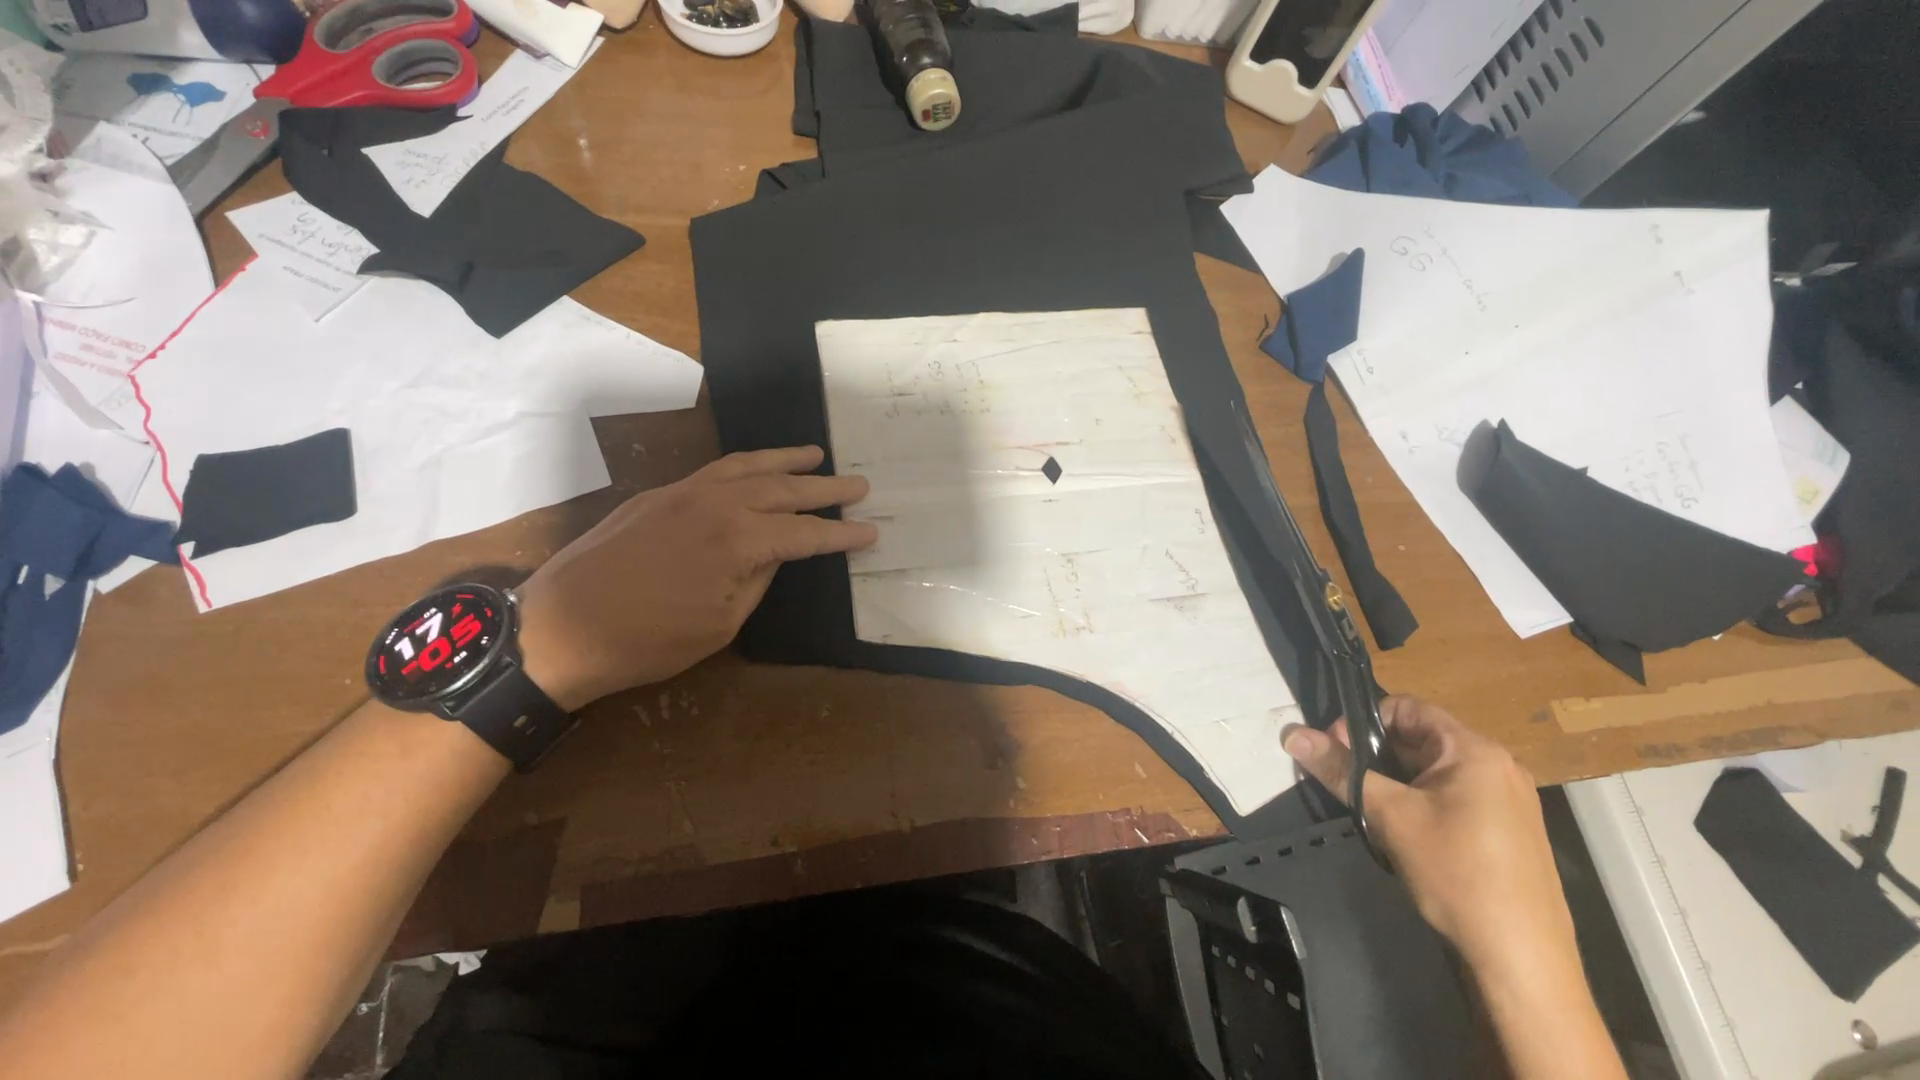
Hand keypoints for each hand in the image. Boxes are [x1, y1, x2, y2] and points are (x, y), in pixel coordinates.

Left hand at [513, 446, 875, 709]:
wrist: (560, 627)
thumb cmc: (646, 640)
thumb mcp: (720, 624)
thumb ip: (756, 581)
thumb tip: (772, 556)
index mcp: (738, 540)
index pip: (804, 532)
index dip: (841, 534)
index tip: (871, 531)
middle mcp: (716, 503)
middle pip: (783, 488)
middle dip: (825, 488)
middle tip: (860, 484)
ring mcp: (682, 492)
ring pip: (746, 466)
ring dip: (785, 461)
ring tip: (815, 454)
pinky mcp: (657, 495)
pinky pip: (715, 470)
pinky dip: (745, 466)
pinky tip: (755, 471)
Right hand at [1281, 697, 1572, 973]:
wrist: (1521, 959)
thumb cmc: (1456, 874)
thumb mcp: (1390, 816)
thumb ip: (1341, 771)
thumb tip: (1292, 733)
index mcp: (1476, 751)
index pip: (1408, 708)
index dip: (1364, 721)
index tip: (1334, 751)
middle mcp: (1498, 766)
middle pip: (1420, 740)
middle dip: (1375, 756)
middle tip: (1343, 785)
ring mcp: (1508, 801)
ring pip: (1433, 773)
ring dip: (1395, 784)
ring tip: (1368, 813)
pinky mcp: (1509, 833)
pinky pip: (1453, 799)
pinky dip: (1421, 805)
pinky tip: (1404, 837)